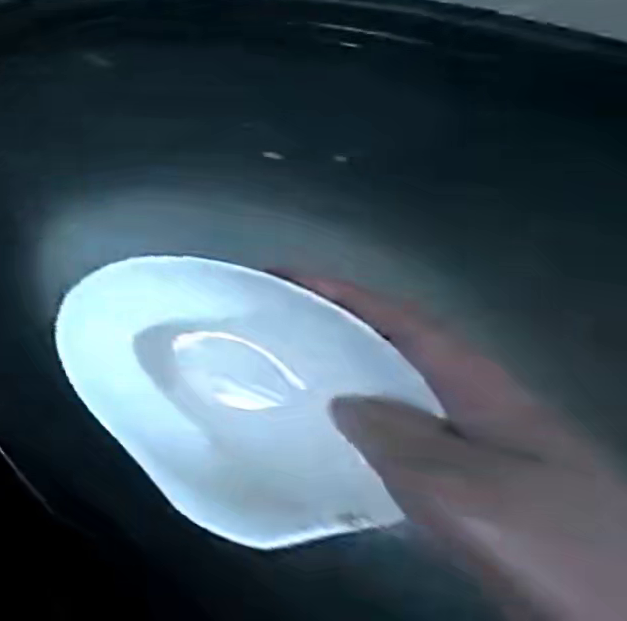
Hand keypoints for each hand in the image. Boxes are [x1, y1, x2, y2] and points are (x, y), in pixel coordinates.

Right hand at [290, 275, 626, 620]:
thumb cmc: (542, 540)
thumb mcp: (453, 482)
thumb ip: (390, 432)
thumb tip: (345, 404)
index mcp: (492, 396)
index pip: (407, 323)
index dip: (342, 293)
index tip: (279, 275)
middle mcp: (496, 418)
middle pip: (407, 355)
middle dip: (340, 330)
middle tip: (274, 321)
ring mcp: (501, 463)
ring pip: (408, 401)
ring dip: (350, 380)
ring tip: (289, 374)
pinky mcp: (493, 501)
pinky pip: (411, 444)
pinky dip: (366, 429)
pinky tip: (336, 443)